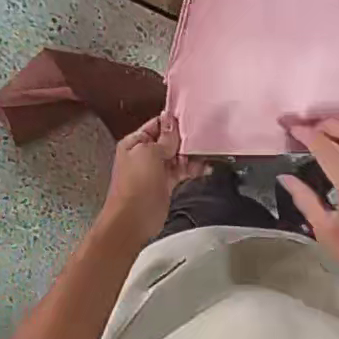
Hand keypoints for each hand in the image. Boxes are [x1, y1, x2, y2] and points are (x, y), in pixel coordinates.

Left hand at [98, 114, 205, 248]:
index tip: (190, 119)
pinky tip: (204, 167)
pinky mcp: (164, 184)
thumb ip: (163, 138)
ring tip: (205, 153)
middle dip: (184, 140)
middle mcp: (143, 155)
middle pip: (168, 141)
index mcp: (134, 143)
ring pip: (177, 156)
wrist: (133, 219)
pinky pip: (181, 171)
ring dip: (191, 155)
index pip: (156, 125)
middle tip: (200, 137)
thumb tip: (170, 121)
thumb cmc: (134, 186)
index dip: (172, 123)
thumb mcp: (149, 153)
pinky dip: (193, 169)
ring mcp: (154, 170)